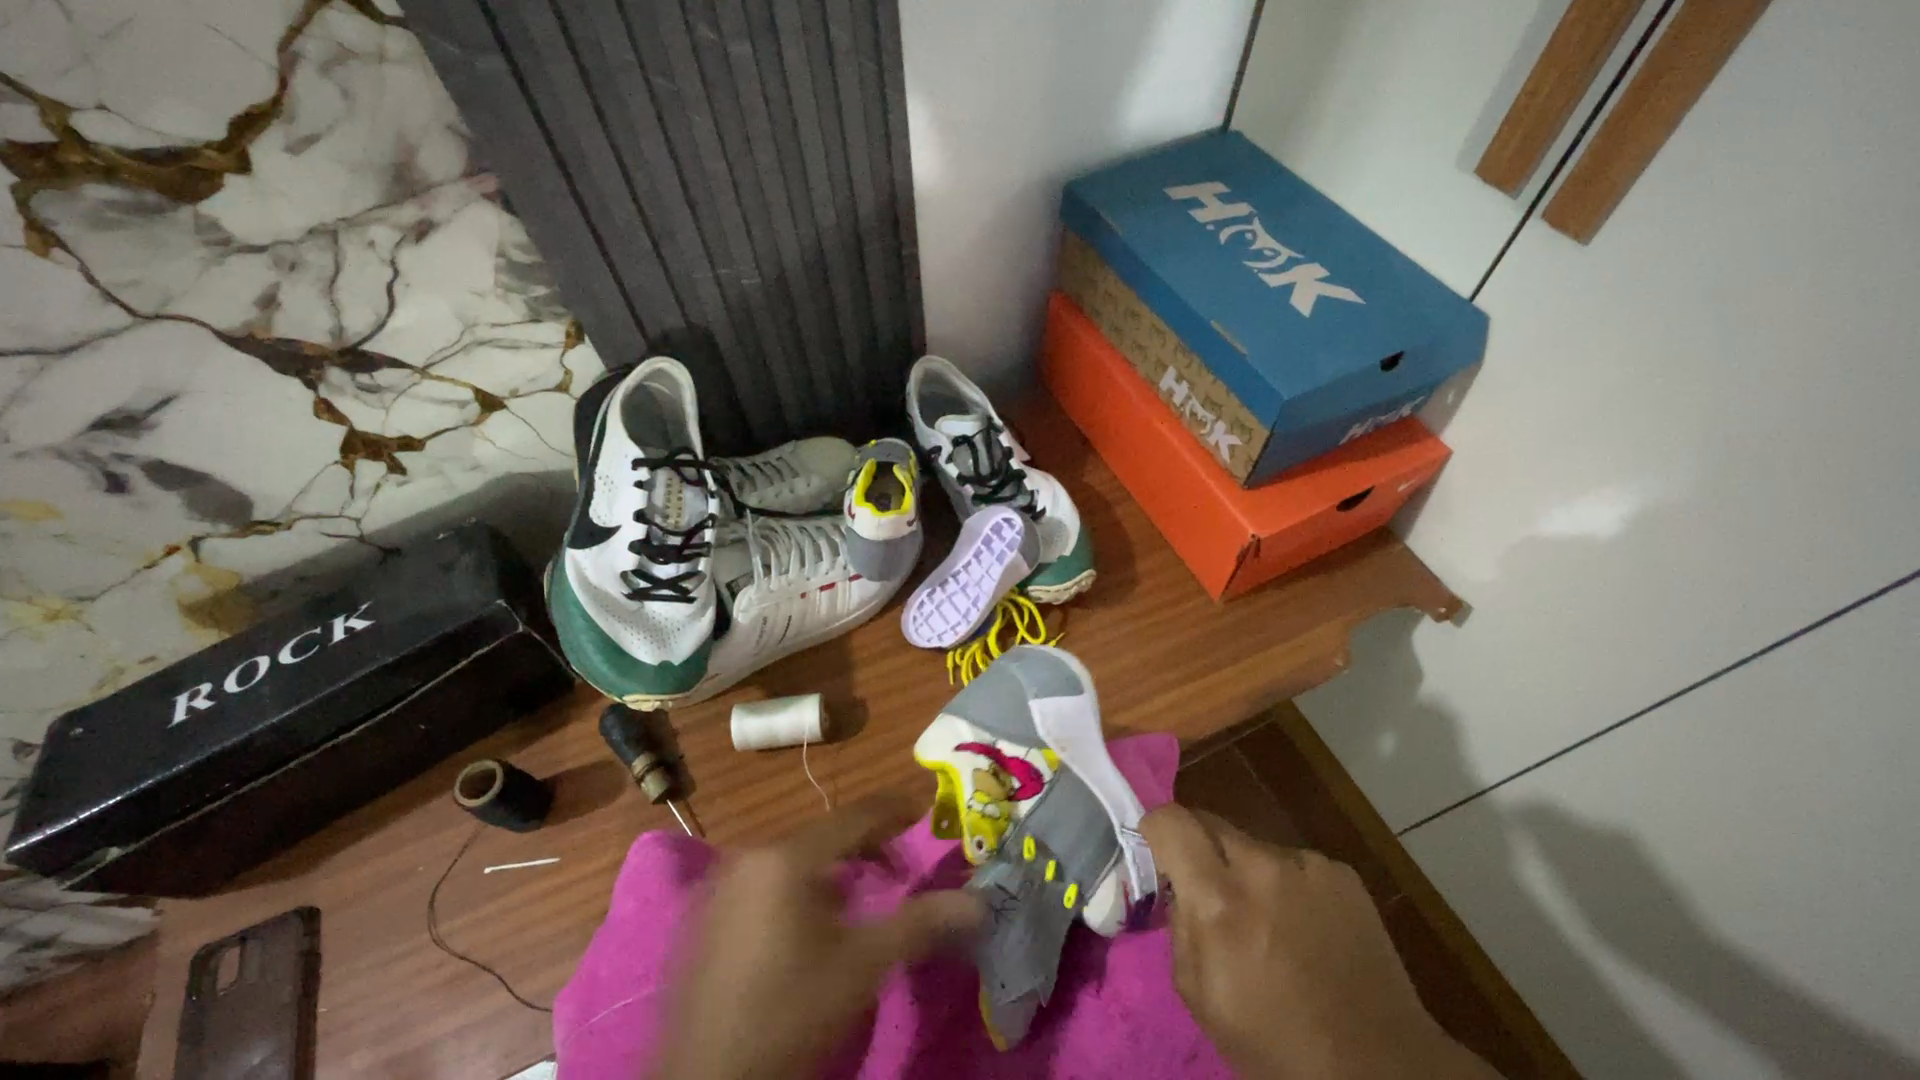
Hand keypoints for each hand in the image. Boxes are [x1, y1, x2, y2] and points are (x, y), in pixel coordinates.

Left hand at [654, 796, 982, 1079]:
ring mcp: (718, 887)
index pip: (853, 816)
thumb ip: (921, 923)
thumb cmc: (790, 1012)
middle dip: (867, 847)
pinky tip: (815, 926)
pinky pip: (765, 885)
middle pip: (821, 837)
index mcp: (785, 857)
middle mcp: (747, 857)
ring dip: (833, 871)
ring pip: (792, 862)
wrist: (707, 1079)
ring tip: (865, 897)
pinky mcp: (705, 919)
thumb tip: (977, 901)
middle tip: (903, 869)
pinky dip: (799, 890)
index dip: (895, 810)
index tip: (927, 811)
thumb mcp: (863, 966)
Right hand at [1140, 804, 1498, 1078]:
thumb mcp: (1198, 994)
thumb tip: (1179, 886)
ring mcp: (1309, 865)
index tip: (1159, 856)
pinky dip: (1288, 885)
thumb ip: (1180, 926)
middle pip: (1211, 824)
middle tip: (1210, 895)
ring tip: (1269, 922)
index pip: (1171, 820)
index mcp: (1220, 900)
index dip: (1156, 831)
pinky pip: (1295, 864)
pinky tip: (1307, 928)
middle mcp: (1264, 867)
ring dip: (1248, 872)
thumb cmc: (1273, 1041)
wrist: (1375, 1064)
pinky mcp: (1343, 873)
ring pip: (1255, 847)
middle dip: (1200, 852)